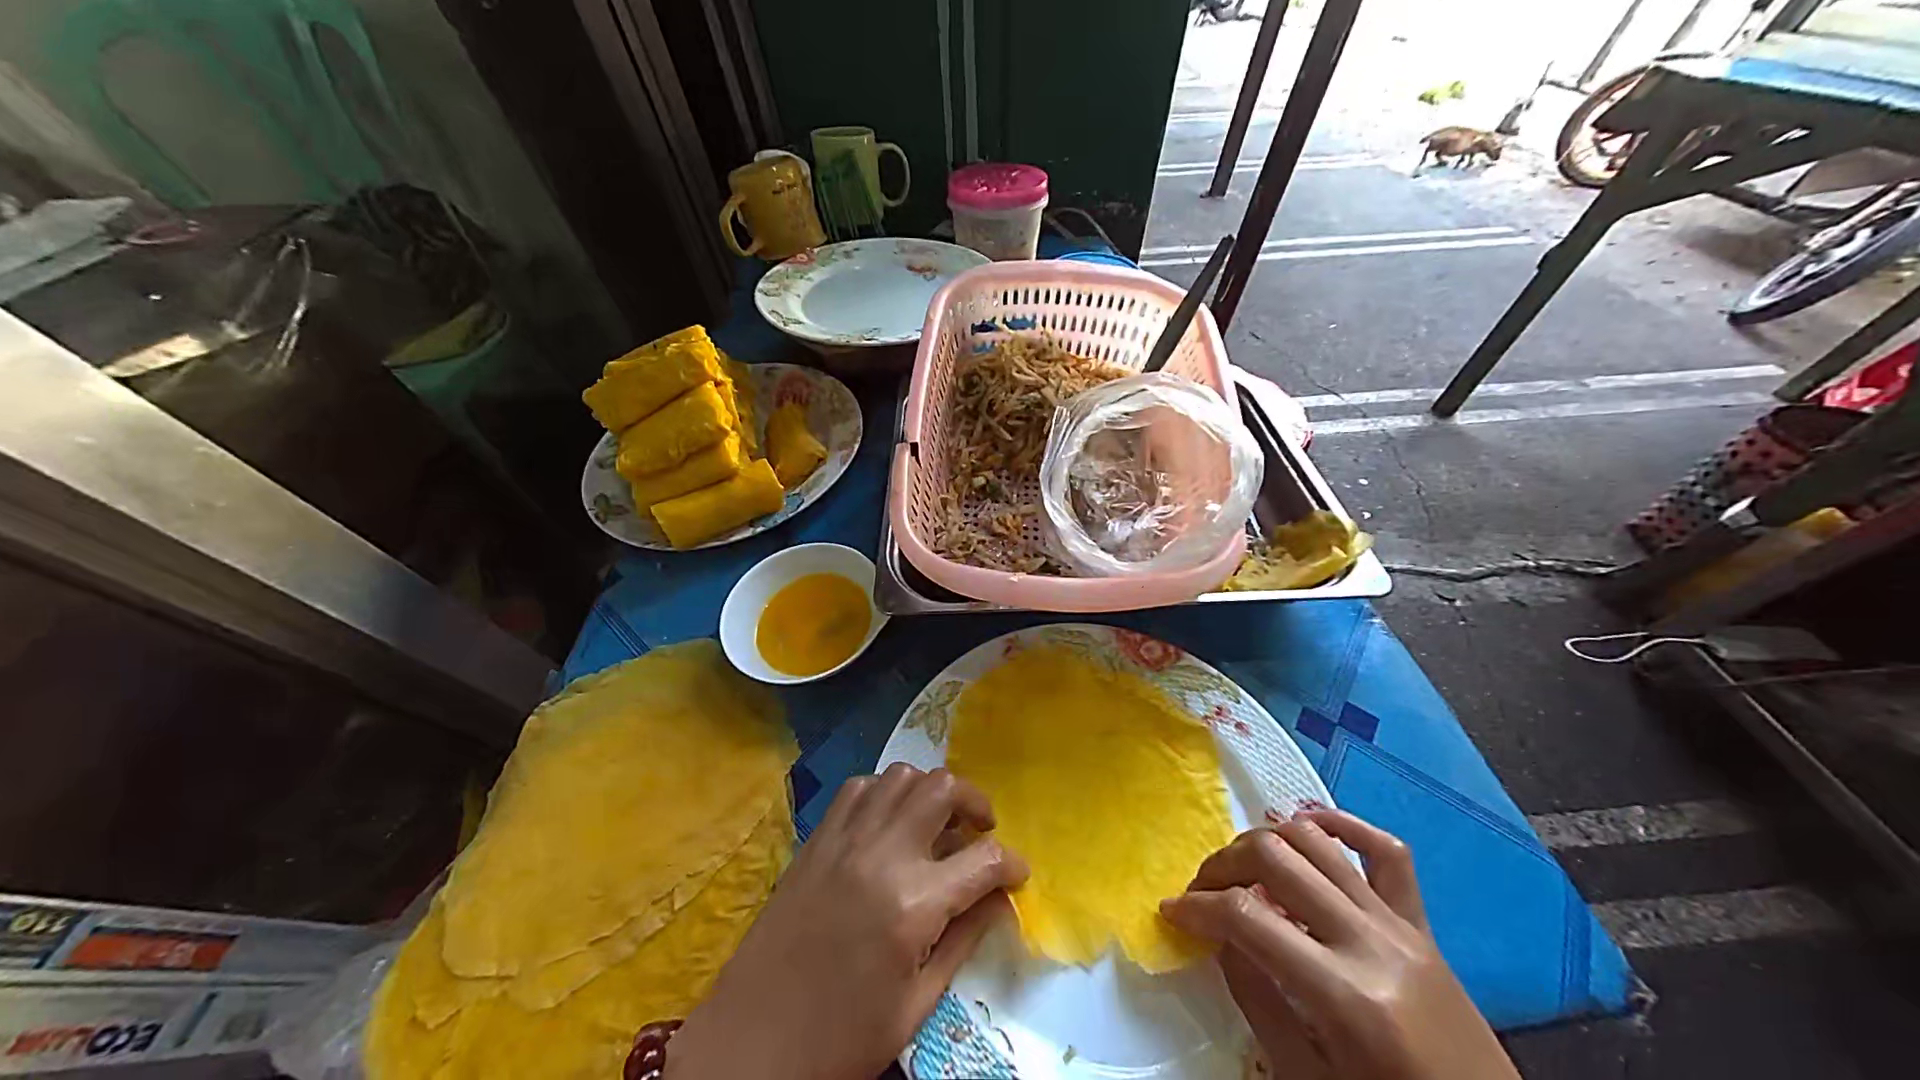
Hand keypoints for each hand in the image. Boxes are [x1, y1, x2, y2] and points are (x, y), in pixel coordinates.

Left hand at [668, 765, 1027, 1079]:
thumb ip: (964, 939)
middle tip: (981, 832)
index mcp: (912, 904)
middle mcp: (881, 854)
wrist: (753, 1040)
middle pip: (943, 788)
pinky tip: (890, 823)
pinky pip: (859, 788)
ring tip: (937, 824)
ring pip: (901, 776)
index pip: (984, 860)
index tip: (1017, 876)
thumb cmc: (841, 1036)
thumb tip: (1000, 899)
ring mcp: (844, 839)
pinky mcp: (816, 839)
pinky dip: (885, 793)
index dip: (1012, 865)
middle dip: (975, 803)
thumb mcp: (916, 1004)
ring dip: (930, 792)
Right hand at [1160, 810, 1518, 1079]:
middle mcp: (1372, 943)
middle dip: (1223, 864)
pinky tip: (1307, 827)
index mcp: (1346, 993)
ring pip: (1317, 841)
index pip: (1247, 917)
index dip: (1197, 908)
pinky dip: (1342, 825)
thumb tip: (1220, 938)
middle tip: (1201, 890)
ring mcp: (1401, 926)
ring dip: (1266, 841)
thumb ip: (1257, 1002)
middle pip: (1276, 859)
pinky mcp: (1422, 925)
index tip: (1171, 913)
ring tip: (1242, 867)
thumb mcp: (1308, 1078)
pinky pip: (1387, 852)